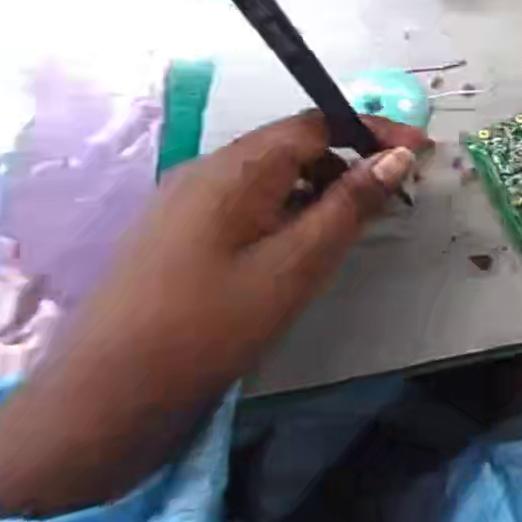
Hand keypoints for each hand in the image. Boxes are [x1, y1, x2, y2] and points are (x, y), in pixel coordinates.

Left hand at [0, 112, 428, 515]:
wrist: (104, 397)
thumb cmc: (212, 324)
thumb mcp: (297, 264)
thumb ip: (350, 204)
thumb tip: (396, 157)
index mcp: (235, 168)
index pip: (317, 124)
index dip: (372, 130)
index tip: (417, 149)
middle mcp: (207, 169)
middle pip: (293, 144)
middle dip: (348, 159)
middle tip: (390, 194)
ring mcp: (186, 199)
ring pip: (270, 174)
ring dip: (319, 186)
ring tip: (349, 224)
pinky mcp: (178, 229)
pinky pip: (247, 200)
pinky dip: (287, 208)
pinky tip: (298, 245)